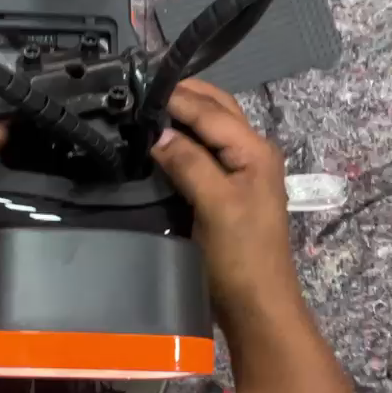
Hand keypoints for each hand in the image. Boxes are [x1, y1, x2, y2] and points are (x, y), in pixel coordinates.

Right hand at [150, 80, 303, 335]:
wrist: (255, 306)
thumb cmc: (240, 257)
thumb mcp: (216, 206)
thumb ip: (190, 164)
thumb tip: (158, 133)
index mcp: (254, 150)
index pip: (210, 110)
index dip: (176, 97)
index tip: (136, 86)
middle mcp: (251, 154)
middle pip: (215, 110)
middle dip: (182, 96)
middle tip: (139, 91)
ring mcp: (240, 173)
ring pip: (209, 130)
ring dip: (181, 116)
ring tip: (143, 109)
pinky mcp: (225, 192)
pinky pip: (202, 154)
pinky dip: (181, 141)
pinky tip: (157, 143)